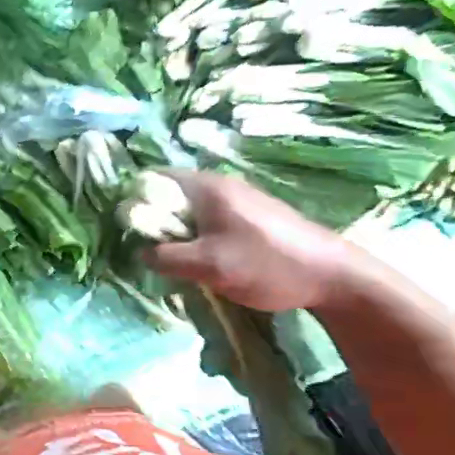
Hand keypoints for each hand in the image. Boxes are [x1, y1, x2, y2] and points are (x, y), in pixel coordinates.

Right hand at [142, 170, 370, 312]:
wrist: (332, 276)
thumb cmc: (266, 263)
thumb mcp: (206, 264)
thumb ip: (165, 257)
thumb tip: (139, 251)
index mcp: (207, 186)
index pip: (154, 178)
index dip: (134, 199)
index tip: (122, 227)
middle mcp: (221, 186)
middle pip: (170, 196)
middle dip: (153, 221)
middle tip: (143, 250)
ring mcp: (238, 201)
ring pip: (190, 212)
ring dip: (175, 234)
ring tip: (169, 261)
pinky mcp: (250, 219)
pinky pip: (208, 222)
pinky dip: (196, 238)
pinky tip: (199, 262)